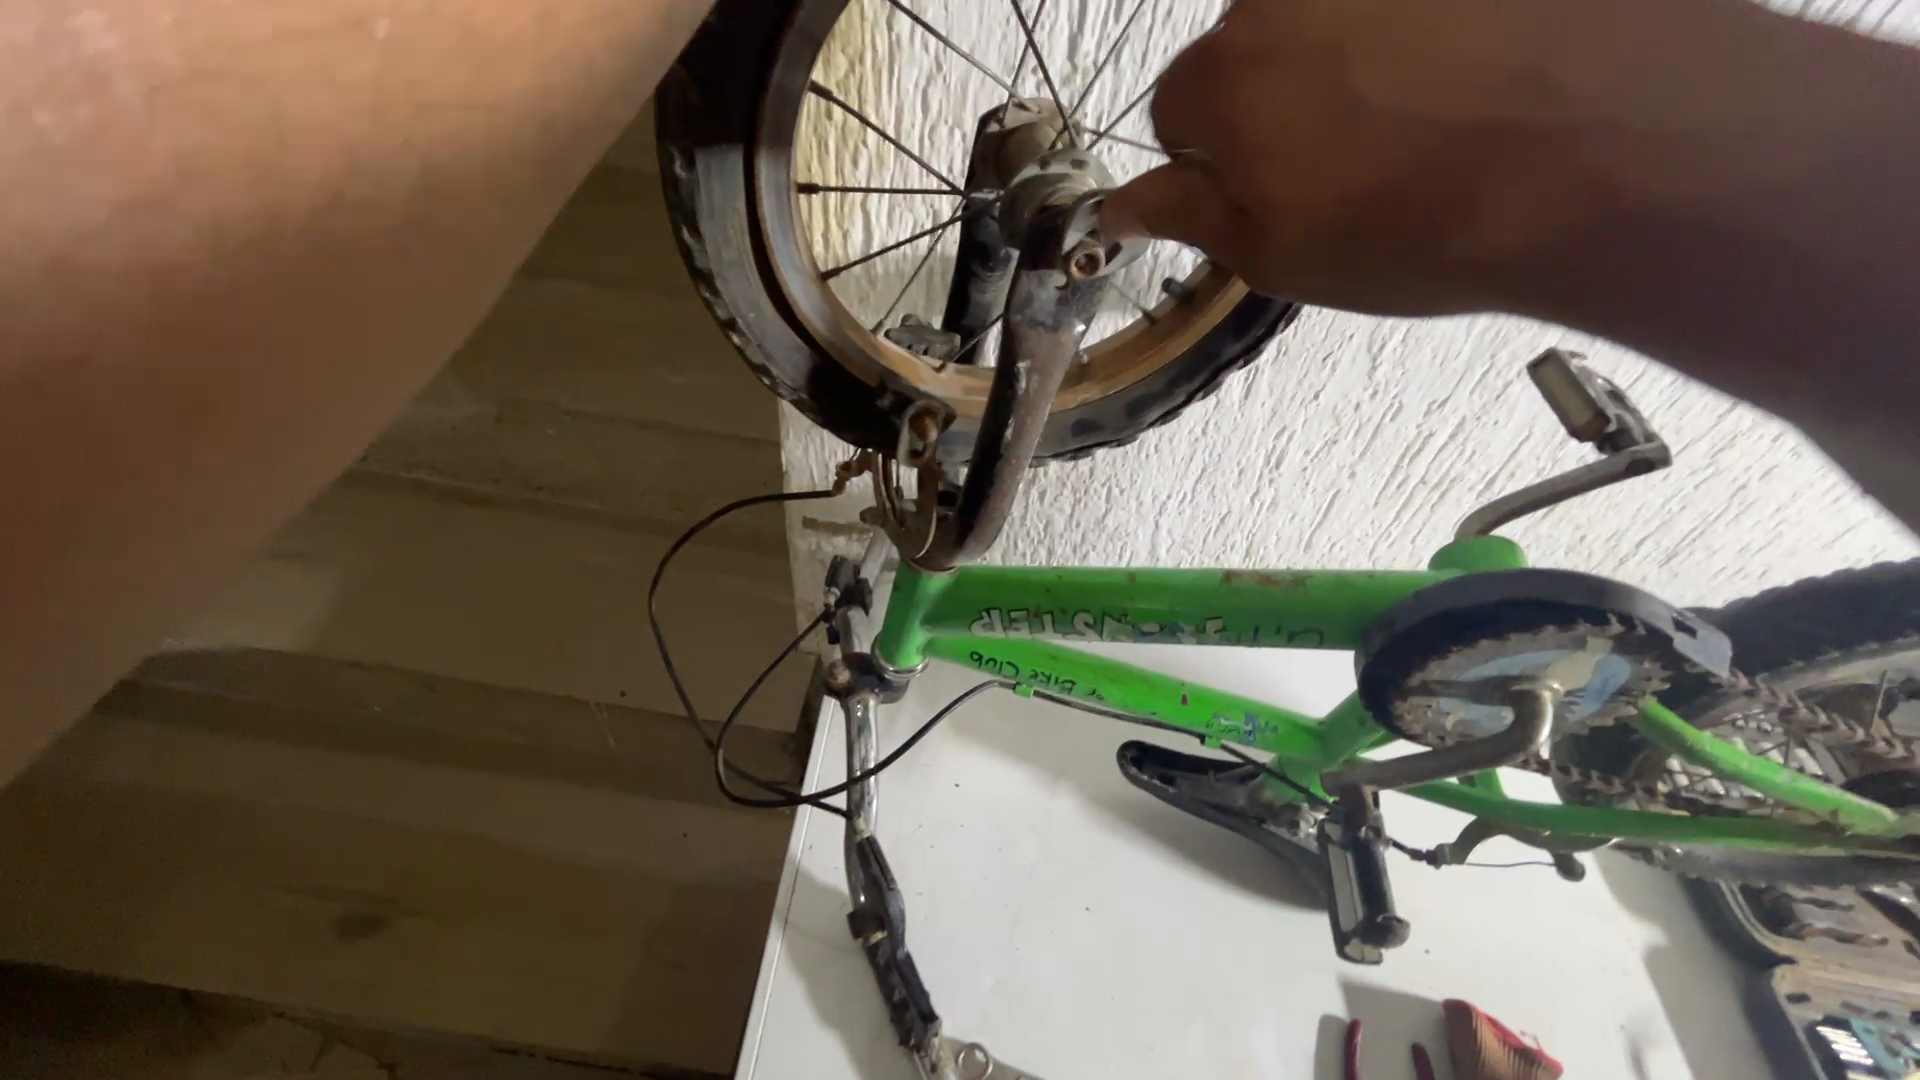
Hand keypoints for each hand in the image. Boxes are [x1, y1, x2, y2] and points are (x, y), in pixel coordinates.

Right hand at [1102, 0, 1797, 314]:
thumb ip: (1188, 217)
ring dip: (1345, 58)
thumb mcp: (1275, 256)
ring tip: (1419, 114)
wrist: (1608, 152)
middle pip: (1248, 48)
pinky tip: (1465, 70)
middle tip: (1345, 160)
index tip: (1264, 193)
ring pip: (1324, 15)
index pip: (1175, 109)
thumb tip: (1118, 204)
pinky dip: (1413, 31)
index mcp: (1222, 79)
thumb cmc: (1410, 230)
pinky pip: (1400, 6)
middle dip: (1273, 100)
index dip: (1212, 159)